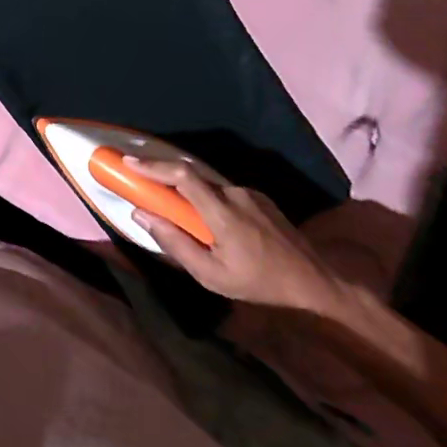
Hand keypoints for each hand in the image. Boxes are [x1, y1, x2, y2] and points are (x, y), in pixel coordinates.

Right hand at [124, 153, 343, 313]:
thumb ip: (175, 244)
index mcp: (223, 212)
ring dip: (186, 190)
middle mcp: (236, 194)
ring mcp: (251, 194)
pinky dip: (205, 197)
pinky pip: (223, 191)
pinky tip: (205, 217)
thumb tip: (142, 215)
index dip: (153, 166)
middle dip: (162, 175)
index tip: (129, 162)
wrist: (318, 285)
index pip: (183, 176)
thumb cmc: (260, 284)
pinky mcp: (261, 199)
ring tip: (173, 206)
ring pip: (208, 184)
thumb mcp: (212, 276)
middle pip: (192, 176)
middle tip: (140, 181)